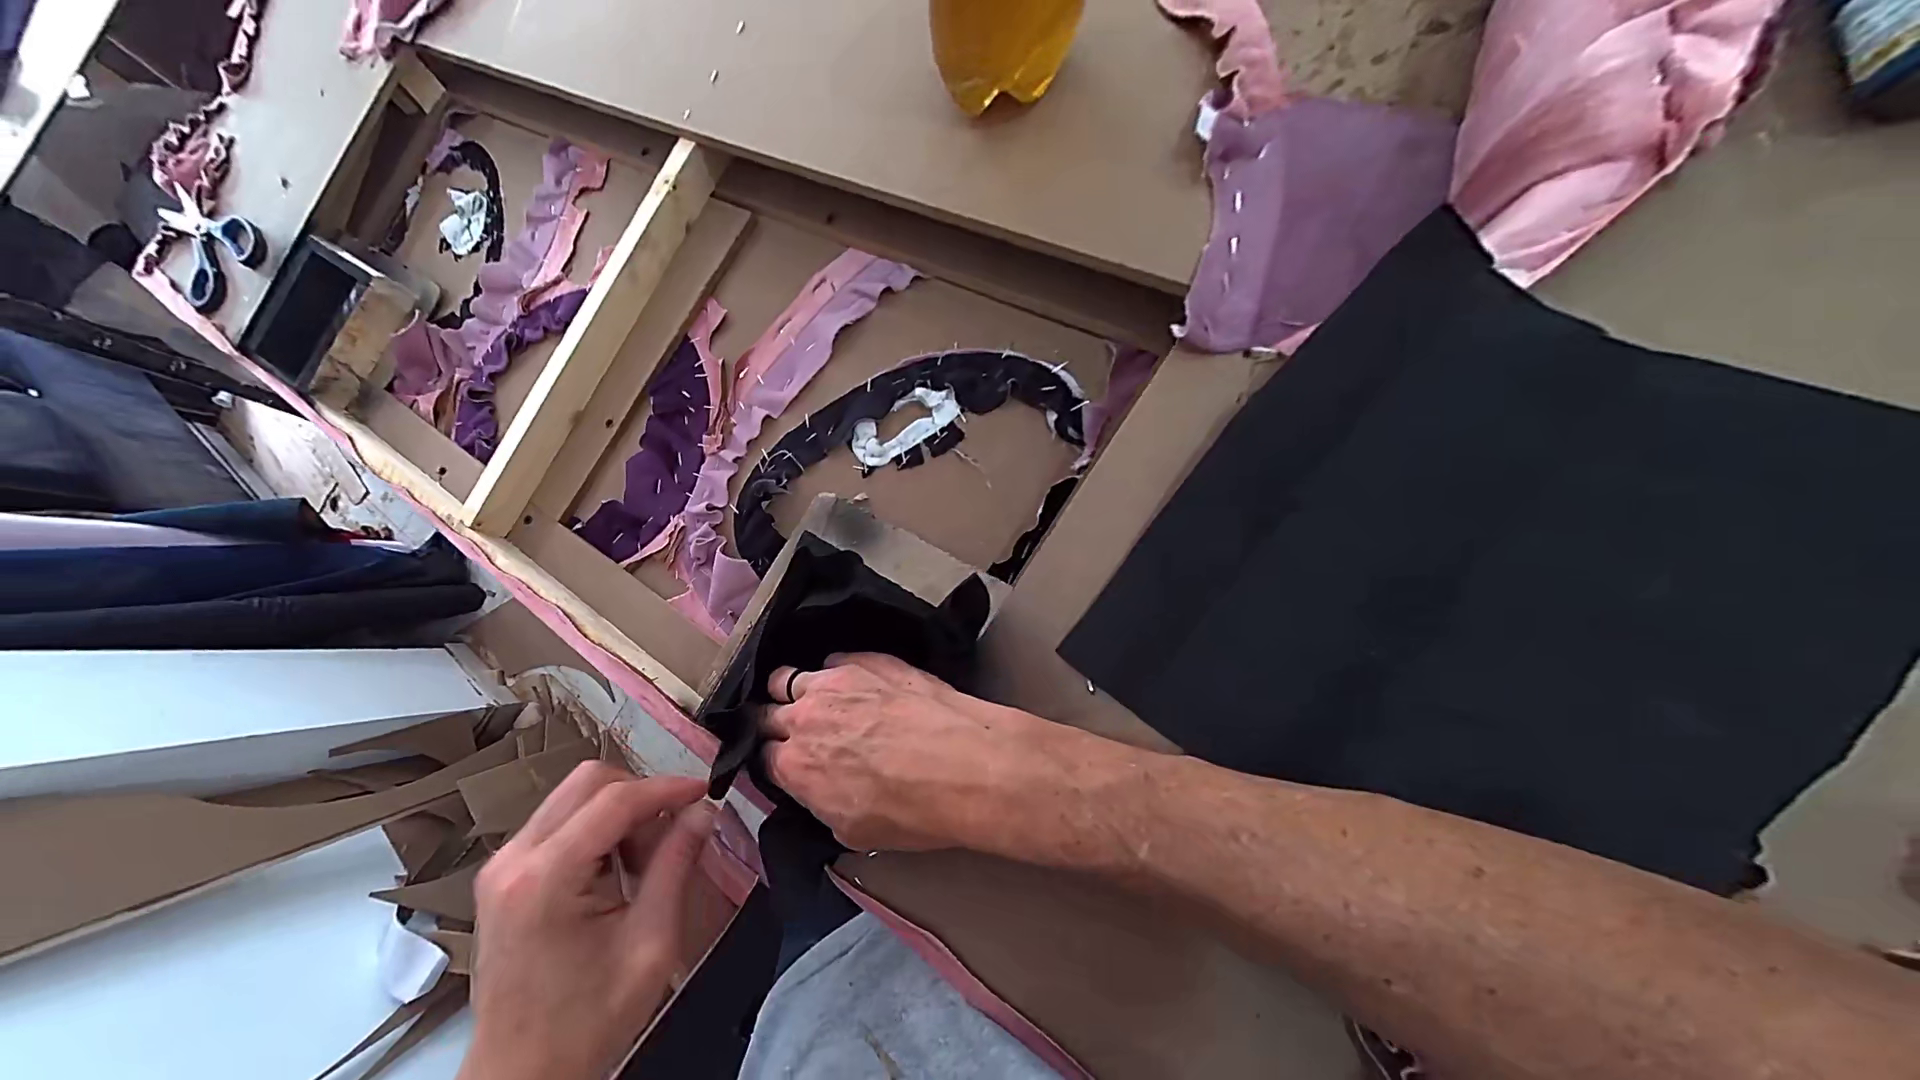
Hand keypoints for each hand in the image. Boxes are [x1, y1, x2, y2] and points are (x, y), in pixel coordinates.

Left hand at [457, 763, 715, 1079]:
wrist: (521, 1077)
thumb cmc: (587, 1022)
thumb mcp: (650, 943)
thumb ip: (676, 866)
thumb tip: (702, 812)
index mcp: (545, 878)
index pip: (615, 799)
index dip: (668, 787)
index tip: (706, 792)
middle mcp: (513, 860)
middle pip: (589, 781)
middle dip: (642, 794)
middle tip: (674, 829)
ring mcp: (502, 866)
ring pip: (575, 795)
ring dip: (621, 811)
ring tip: (647, 857)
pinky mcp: (504, 876)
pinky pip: (561, 821)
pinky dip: (599, 827)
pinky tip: (618, 866)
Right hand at [759, 653, 1112, 857]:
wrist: (966, 765)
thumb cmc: (915, 810)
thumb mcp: (856, 833)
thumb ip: (821, 804)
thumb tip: (820, 790)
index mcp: (795, 767)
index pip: (762, 757)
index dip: (774, 760)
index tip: (786, 760)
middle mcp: (804, 720)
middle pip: (765, 713)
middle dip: (772, 722)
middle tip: (791, 728)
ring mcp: (834, 683)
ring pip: (788, 677)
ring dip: (793, 689)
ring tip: (813, 698)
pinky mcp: (866, 659)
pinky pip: (833, 660)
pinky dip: (835, 671)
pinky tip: (855, 681)